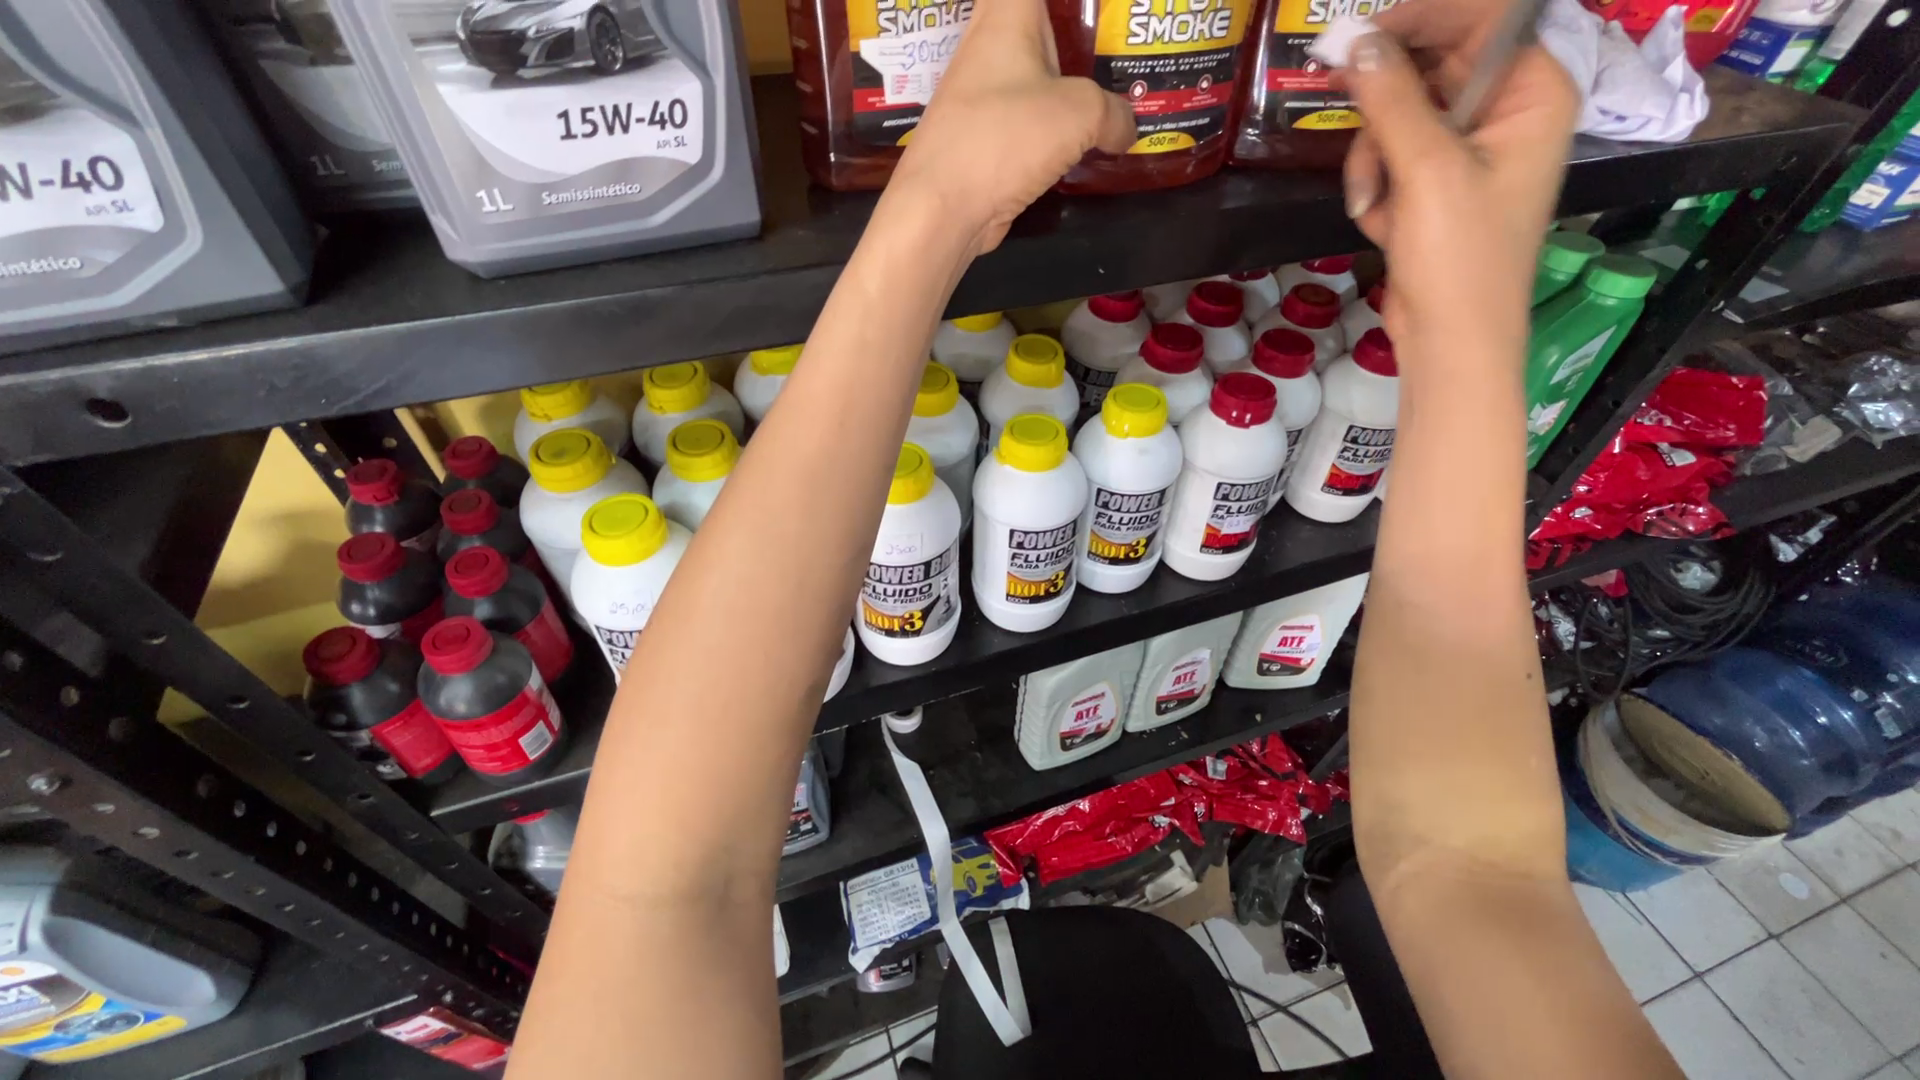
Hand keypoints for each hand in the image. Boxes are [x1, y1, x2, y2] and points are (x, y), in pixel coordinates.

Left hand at [888, 0, 1135, 255]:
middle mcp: (986, 49)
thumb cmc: (1005, 139)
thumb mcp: (1080, 114)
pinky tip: (1081, 146)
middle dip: (1074, 35)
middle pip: (1037, 25)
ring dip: (1067, 87)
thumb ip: (1113, 113)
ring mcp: (979, 99)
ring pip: (1033, 78)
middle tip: (1116, 45)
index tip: (1089, 12)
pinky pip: (1026, 123)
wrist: (942, 210)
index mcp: (1004, 17)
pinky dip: (1052, 131)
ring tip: (1113, 97)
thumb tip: (1125, 130)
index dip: (1064, 0)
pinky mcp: (980, 142)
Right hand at [1339, 11, 1577, 375]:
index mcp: (1533, 92)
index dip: (1417, 17)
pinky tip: (1379, 221)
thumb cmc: (1459, 256)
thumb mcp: (1426, 170)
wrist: (1452, 342)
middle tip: (1338, 103)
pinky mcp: (1436, 186)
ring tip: (1371, 203)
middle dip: (1385, 106)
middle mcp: (1506, 112)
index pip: (1480, 17)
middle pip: (1432, 65)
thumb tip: (1351, 37)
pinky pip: (1392, 157)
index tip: (1352, 34)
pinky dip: (1376, 185)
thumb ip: (1390, 97)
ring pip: (1400, 116)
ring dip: (1372, 157)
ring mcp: (1468, 151)